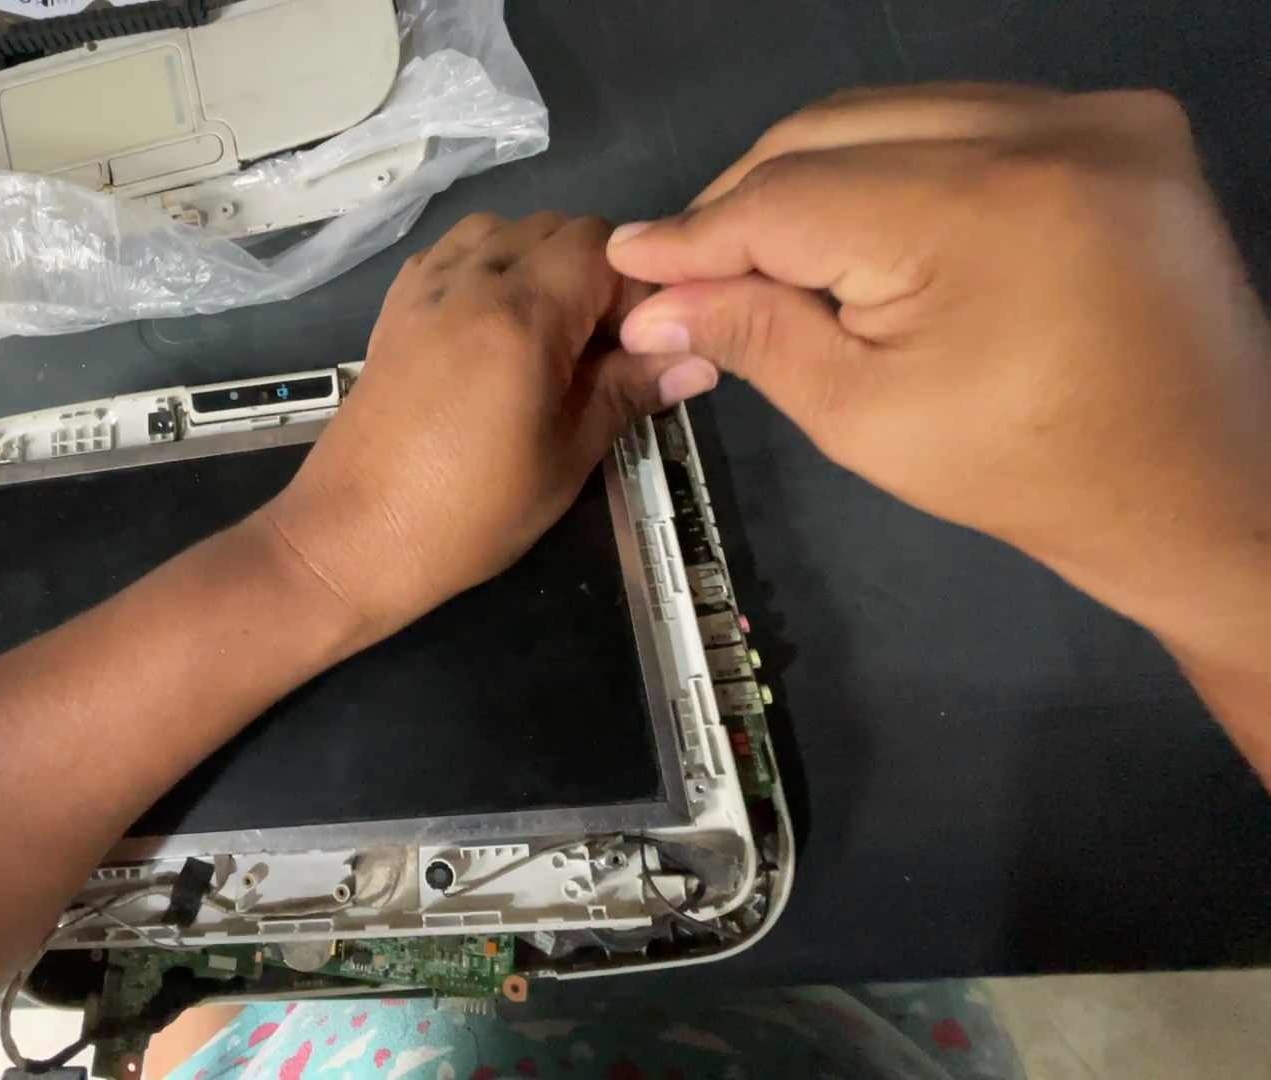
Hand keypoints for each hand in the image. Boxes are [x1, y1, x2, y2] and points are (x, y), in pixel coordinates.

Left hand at [260, 210, 713, 641]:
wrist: (350, 538)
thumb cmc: (463, 516)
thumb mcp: (562, 462)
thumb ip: (626, 395)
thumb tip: (697, 359)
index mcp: (520, 315)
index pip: (605, 246)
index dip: (638, 286)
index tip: (643, 342)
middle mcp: (468, 282)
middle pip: (555, 228)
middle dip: (593, 272)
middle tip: (597, 347)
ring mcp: (420, 292)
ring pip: (500, 231)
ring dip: (536, 262)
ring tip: (543, 334)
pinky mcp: (390, 313)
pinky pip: (449, 257)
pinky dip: (483, 268)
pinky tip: (488, 326)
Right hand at [607, 84, 1270, 759]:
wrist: (1190, 477)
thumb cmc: (1009, 465)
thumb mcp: (852, 412)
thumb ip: (749, 335)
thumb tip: (648, 308)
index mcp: (982, 215)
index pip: (785, 201)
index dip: (691, 233)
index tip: (623, 256)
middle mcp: (1046, 131)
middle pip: (824, 134)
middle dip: (733, 203)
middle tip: (682, 270)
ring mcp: (1088, 115)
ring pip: (874, 116)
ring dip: (788, 182)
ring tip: (743, 255)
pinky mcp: (1103, 126)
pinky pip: (936, 122)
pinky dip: (858, 169)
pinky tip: (829, 229)